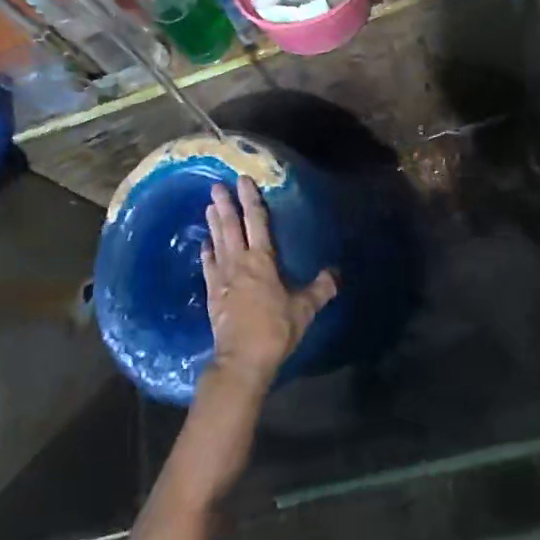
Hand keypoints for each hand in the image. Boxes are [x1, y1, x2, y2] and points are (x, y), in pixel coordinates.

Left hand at [200, 176, 337, 391]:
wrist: (242, 359)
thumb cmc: (275, 330)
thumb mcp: (304, 309)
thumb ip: (320, 289)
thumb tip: (335, 273)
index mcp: (262, 261)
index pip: (256, 222)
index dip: (251, 200)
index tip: (244, 180)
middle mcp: (239, 263)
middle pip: (230, 227)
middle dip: (225, 204)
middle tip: (217, 185)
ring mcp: (222, 278)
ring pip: (217, 242)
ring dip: (213, 223)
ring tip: (208, 205)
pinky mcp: (212, 294)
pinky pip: (208, 266)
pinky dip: (206, 253)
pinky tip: (204, 245)